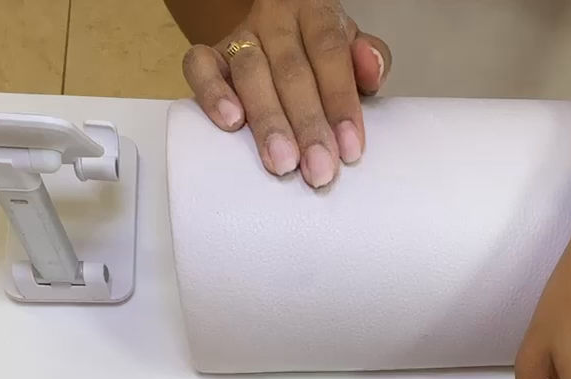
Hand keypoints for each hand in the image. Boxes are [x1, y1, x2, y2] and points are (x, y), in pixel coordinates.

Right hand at [182, 0, 389, 187]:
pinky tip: (230, 123)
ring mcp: (239, 38)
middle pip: (291, 71)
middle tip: (318, 170)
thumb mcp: (351, 58)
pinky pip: (199, 67)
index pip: (329, 52)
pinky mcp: (208, 58)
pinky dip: (212, 93)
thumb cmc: (321, 64)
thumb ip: (369, 63)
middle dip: (307, 125)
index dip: (340, 102)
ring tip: (281, 164)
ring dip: (267, 121)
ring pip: (250, 73)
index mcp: (315, 13)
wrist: (277, 47)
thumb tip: (371, 69)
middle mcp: (275, 21)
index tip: (350, 149)